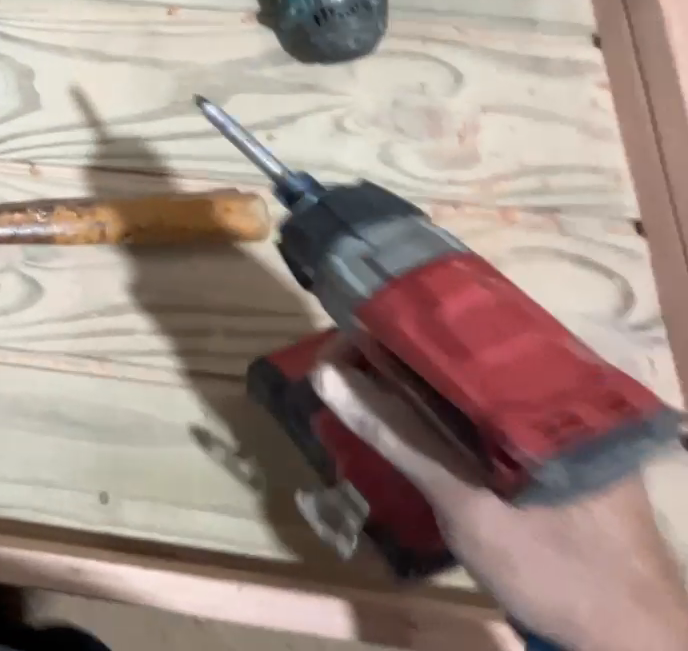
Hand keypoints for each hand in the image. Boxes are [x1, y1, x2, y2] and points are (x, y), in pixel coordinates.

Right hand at [314, 362, 687, 650]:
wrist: (628, 649)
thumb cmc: (557, 572)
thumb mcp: (469, 505)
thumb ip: (399, 438)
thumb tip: (323, 376)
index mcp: (565, 405)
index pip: (469, 341)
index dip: (400, 332)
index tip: (344, 340)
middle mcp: (564, 410)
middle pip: (462, 362)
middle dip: (395, 359)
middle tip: (339, 370)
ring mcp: (555, 439)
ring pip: (464, 391)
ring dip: (408, 388)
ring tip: (356, 389)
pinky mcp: (542, 465)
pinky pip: (475, 420)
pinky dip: (431, 416)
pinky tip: (399, 423)